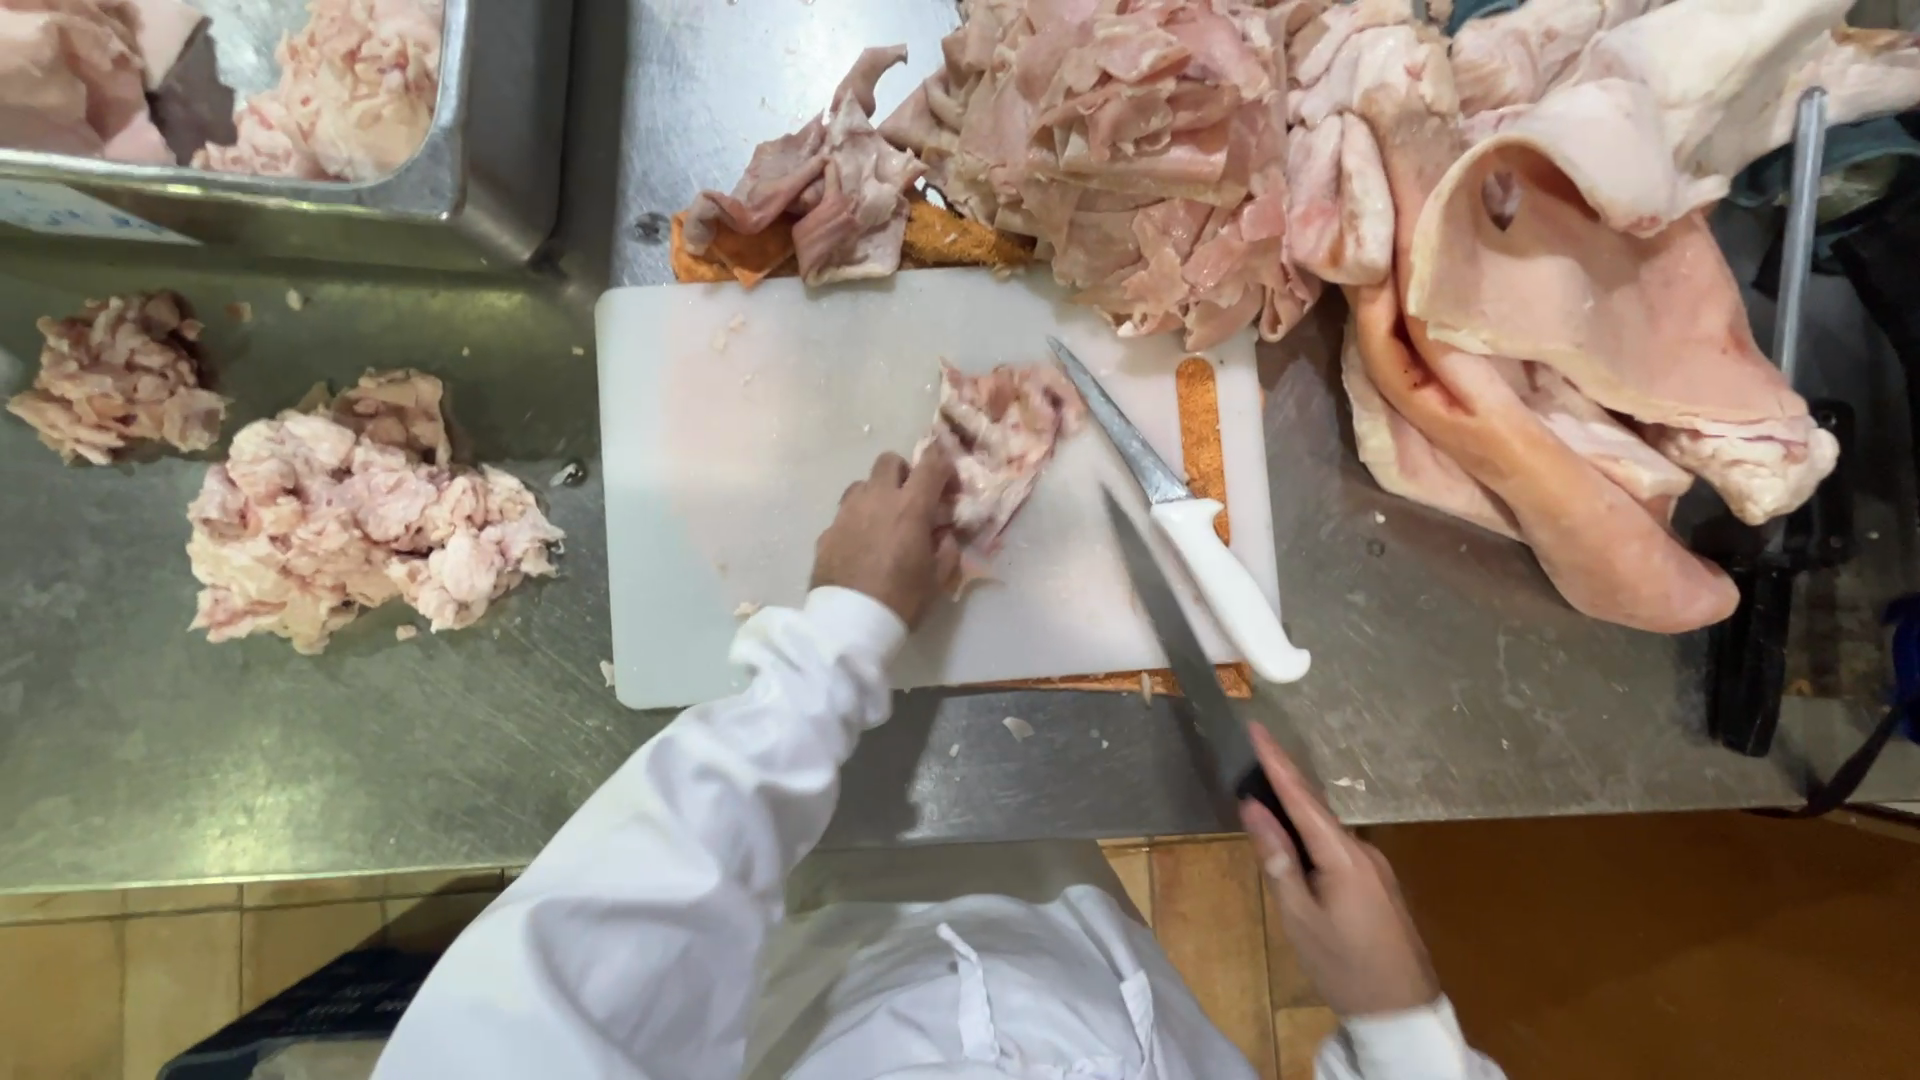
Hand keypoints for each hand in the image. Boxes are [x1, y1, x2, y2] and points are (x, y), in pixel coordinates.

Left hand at [811, 449, 958, 627]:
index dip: (943, 464)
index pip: (931, 463)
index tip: (948, 483)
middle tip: (912, 499)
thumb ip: (946, 548)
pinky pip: (845, 513)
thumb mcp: (937, 578)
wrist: (848, 623)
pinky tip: (862, 545)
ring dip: (877, 493)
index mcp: (910, 507)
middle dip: (904, 472)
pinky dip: (858, 520)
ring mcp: (846, 512)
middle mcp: (876, 499)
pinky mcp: (827, 531)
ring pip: (862, 483)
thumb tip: (943, 534)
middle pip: (889, 461)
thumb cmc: (901, 599)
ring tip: (883, 520)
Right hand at [1241, 725, 1440, 1016]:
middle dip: (1283, 777)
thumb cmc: (1342, 965)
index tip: (1257, 728)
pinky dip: (1310, 832)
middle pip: (1315, 806)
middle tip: (1254, 750)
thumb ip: (1276, 857)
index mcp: (1342, 856)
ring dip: (1295, 808)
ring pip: (1325, 827)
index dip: (1276, 762)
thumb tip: (1252, 808)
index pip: (1301, 797)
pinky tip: (1293, 837)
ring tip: (1263, 790)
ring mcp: (1374, 866)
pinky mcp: (1377, 882)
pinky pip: (1335, 845)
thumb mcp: (1298, 915)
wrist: (1401, 1014)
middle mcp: (1363, 850)